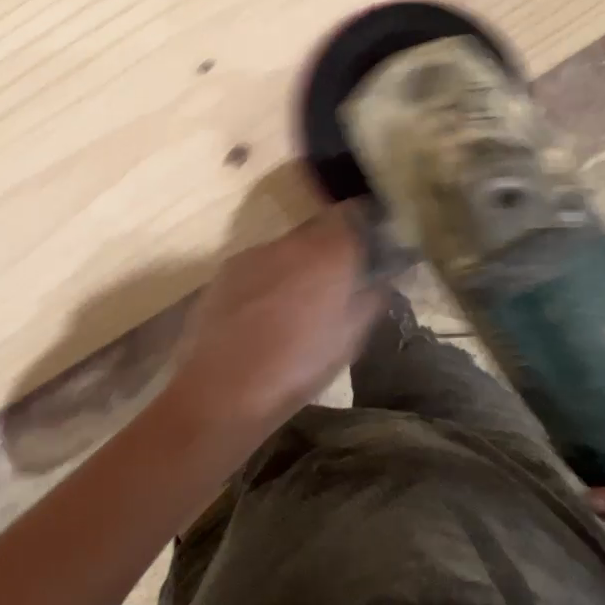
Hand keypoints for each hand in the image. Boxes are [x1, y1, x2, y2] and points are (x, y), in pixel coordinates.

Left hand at [166, 202, 382, 427]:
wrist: (221, 390)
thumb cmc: (297, 369)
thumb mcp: (349, 341)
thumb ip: (372, 299)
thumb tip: (383, 278)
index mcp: (329, 254)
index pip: (355, 214)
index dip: (368, 226)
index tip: (375, 248)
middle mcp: (291, 242)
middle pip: (321, 228)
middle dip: (334, 248)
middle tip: (341, 280)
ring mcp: (254, 254)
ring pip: (289, 248)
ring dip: (301, 265)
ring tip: (301, 303)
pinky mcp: (225, 270)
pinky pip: (261, 264)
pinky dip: (272, 278)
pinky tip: (267, 312)